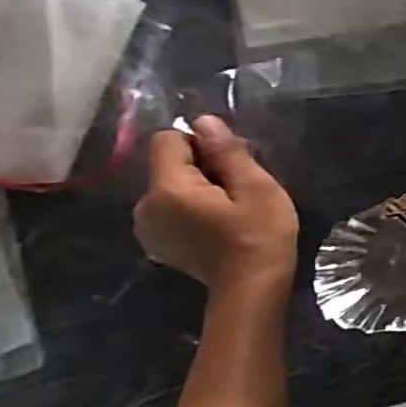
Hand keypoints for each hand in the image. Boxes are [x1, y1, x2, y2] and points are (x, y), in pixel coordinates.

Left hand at [134, 116, 297, 289]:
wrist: (252, 285)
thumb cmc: (261, 233)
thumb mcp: (256, 187)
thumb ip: (227, 153)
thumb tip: (204, 121)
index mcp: (168, 189)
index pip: (168, 141)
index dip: (202, 144)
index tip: (235, 164)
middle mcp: (145, 205)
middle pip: (169, 165)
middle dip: (203, 168)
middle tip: (242, 189)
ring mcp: (146, 227)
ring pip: (170, 187)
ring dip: (198, 189)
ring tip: (232, 209)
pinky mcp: (156, 241)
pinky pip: (169, 208)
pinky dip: (192, 208)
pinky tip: (217, 225)